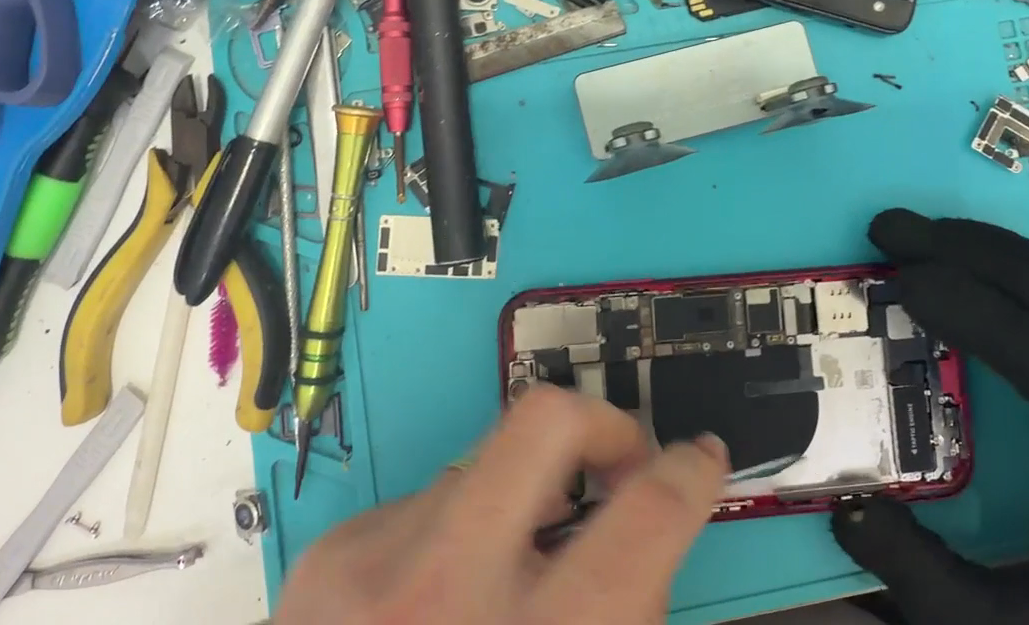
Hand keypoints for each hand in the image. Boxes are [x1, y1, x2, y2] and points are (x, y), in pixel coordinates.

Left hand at [275, 384, 728, 623]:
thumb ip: (626, 611)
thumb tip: (649, 529)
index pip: (644, 518)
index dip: (687, 474)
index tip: (695, 459)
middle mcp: (450, 590)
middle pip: (545, 423)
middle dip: (600, 423)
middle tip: (617, 458)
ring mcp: (378, 561)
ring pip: (486, 463)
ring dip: (516, 502)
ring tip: (506, 568)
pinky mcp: (332, 553)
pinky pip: (425, 503)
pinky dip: (450, 535)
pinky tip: (434, 600)